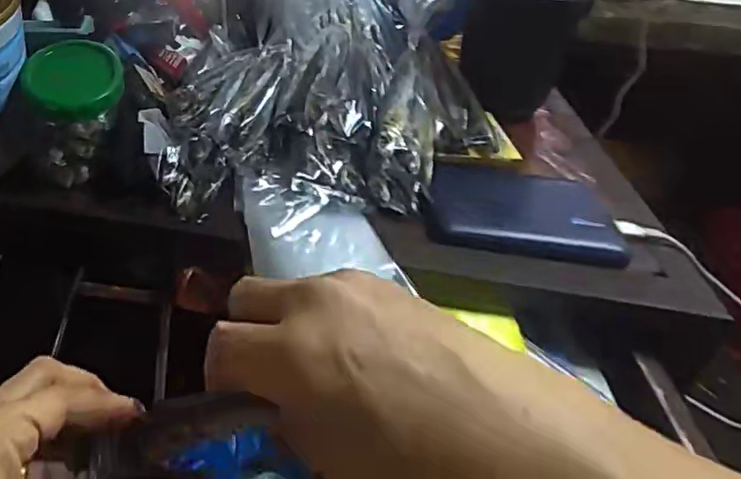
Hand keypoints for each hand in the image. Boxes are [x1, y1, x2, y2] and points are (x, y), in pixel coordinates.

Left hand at [0, 357, 140, 478]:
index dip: (106, 402)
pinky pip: (7, 426)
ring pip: (23, 397)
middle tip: (119, 414)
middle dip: (85, 388)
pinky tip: (62, 467)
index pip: (62, 394)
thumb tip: (109, 462)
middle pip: (41, 376)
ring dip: (64, 408)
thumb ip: (77, 469)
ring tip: (98, 437)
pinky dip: (41, 432)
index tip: (137, 416)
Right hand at [205, 270, 735, 478]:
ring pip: (286, 287)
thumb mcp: (336, 467)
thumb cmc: (421, 472)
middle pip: (241, 295)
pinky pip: (330, 289)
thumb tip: (270, 411)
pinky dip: (326, 315)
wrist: (521, 437)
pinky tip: (367, 356)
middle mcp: (311, 300)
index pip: (219, 345)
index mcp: (292, 353)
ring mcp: (349, 283)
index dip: (219, 378)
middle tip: (270, 378)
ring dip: (285, 321)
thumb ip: (287, 430)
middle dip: (244, 334)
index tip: (236, 404)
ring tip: (325, 368)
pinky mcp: (382, 281)